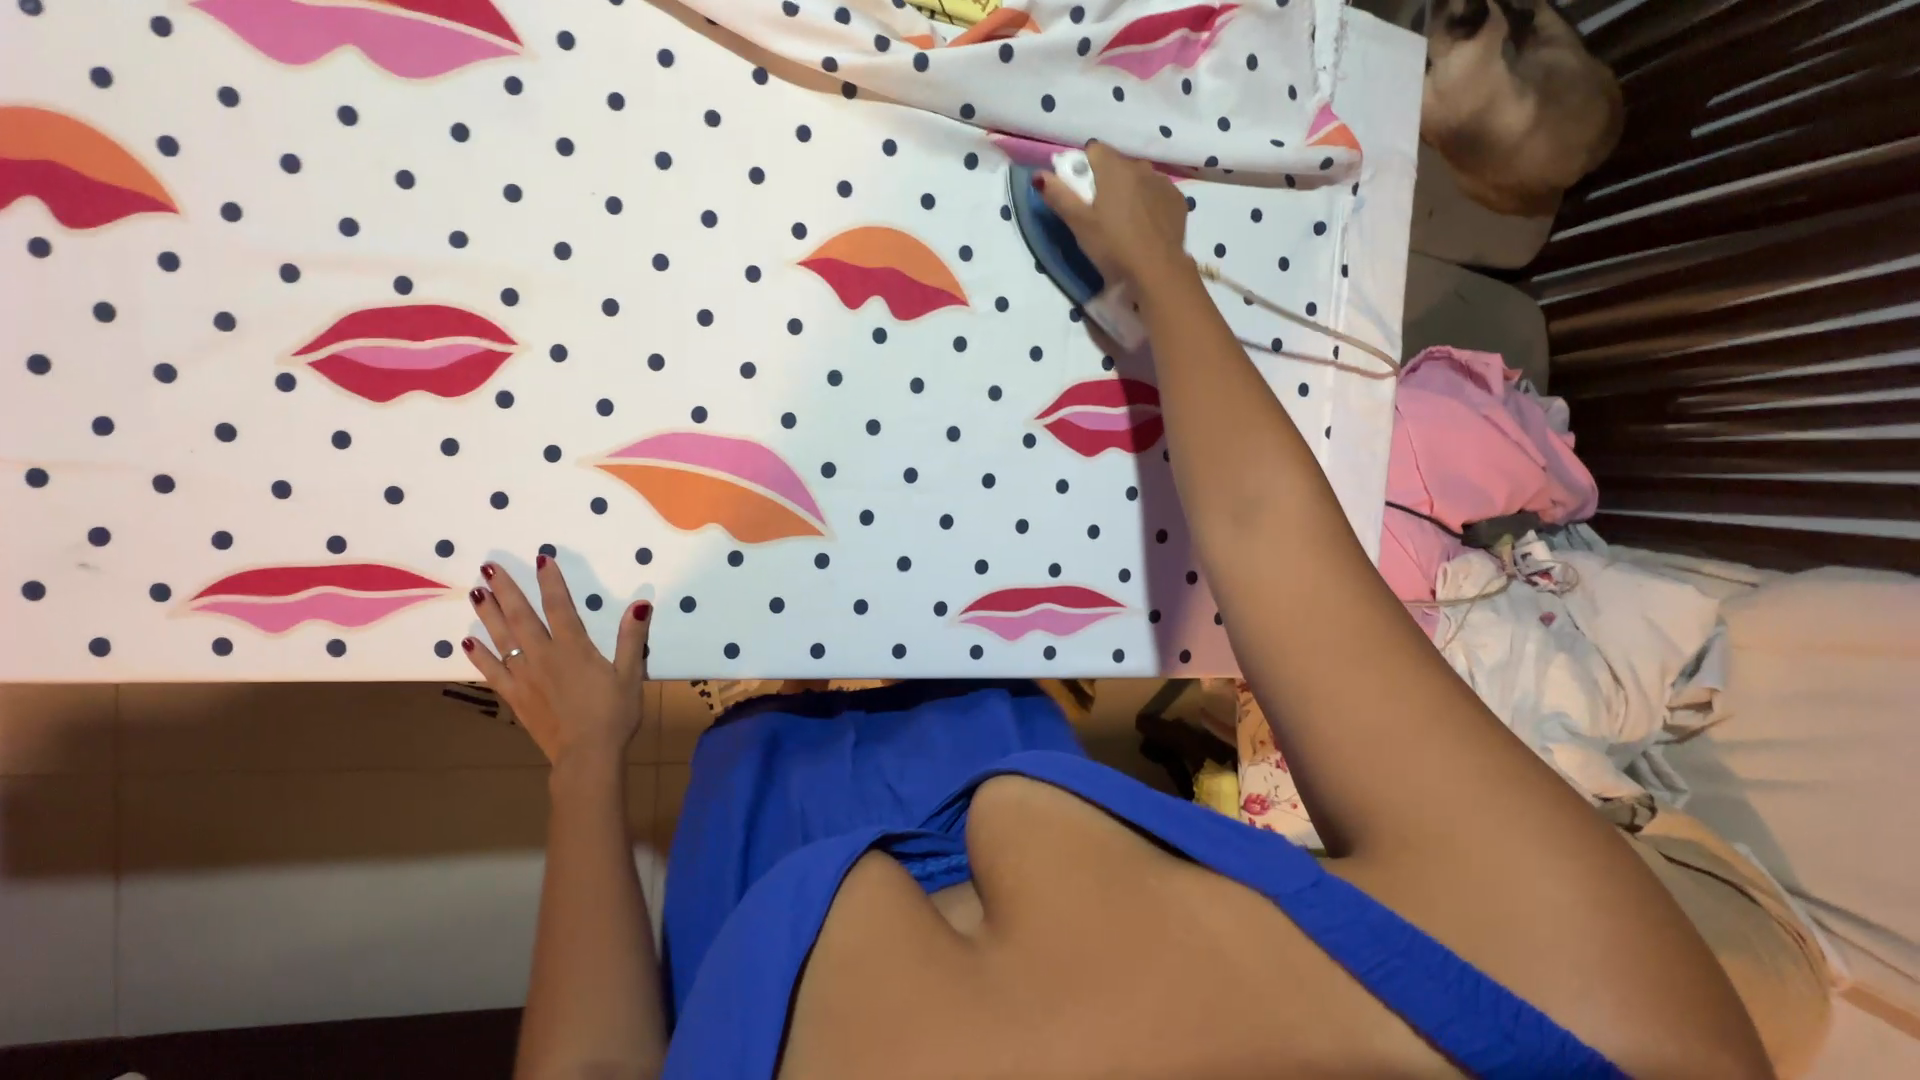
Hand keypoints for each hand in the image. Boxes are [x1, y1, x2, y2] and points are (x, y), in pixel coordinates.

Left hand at [463, 557, 650, 767]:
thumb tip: (641, 603)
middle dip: (505, 589)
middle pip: (520, 616)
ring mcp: (524, 676)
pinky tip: (468, 641)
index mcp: (574, 648)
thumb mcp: (631, 674)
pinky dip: (479, 655)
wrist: (587, 755)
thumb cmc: (614, 714)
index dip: (550, 581)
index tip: (540, 559)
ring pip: (501, 638)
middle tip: (487, 566)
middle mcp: (543, 656)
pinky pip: (491, 671)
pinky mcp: (514, 696)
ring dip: (487, 613)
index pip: (559, 606)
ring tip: (475, 592)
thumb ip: (632, 638)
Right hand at [1036, 141, 1190, 287]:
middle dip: (1107, 180)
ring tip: (1125, 221)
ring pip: (1139, 178)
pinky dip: (1150, 202)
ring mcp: (1162, 182)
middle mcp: (1140, 167)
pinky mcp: (1178, 200)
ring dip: (1130, 191)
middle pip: (1117, 164)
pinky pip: (1157, 193)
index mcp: (1113, 168)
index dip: (1084, 168)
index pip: (1094, 150)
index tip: (1082, 192)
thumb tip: (1038, 175)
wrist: (1158, 271)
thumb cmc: (1113, 246)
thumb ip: (1059, 196)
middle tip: (1100, 212)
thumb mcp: (1079, 224)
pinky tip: (1145, 226)